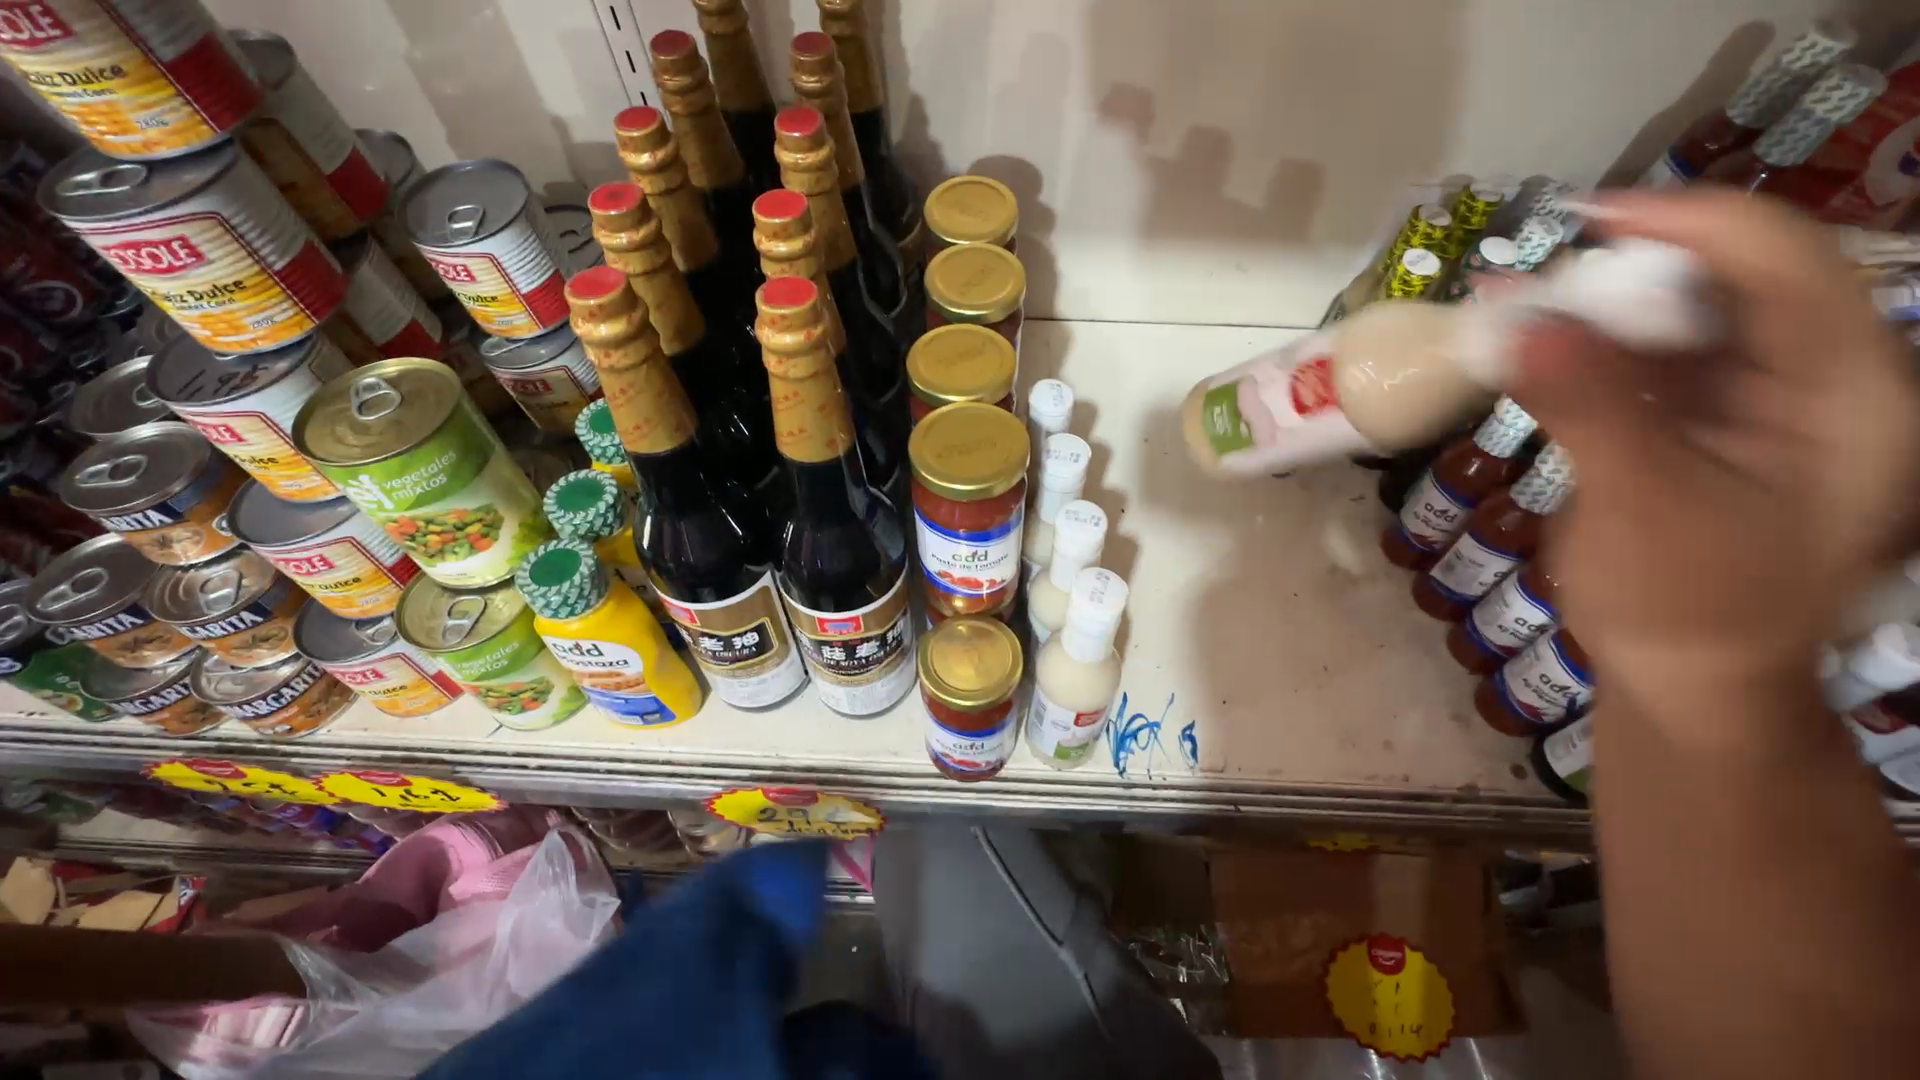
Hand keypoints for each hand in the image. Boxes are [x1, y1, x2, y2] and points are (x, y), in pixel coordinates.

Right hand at [1509, 191, 1919, 726]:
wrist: (1687, 680)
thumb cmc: (1688, 605)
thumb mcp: (1642, 504)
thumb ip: (1588, 404)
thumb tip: (1517, 321)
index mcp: (1845, 393)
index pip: (1784, 266)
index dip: (1686, 225)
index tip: (1580, 218)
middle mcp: (1809, 380)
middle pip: (1725, 282)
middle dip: (1622, 270)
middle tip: (1525, 276)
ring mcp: (1748, 401)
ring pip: (1672, 319)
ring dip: (1587, 307)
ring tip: (1503, 304)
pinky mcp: (1693, 422)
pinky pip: (1636, 362)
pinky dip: (1577, 349)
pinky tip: (1518, 344)